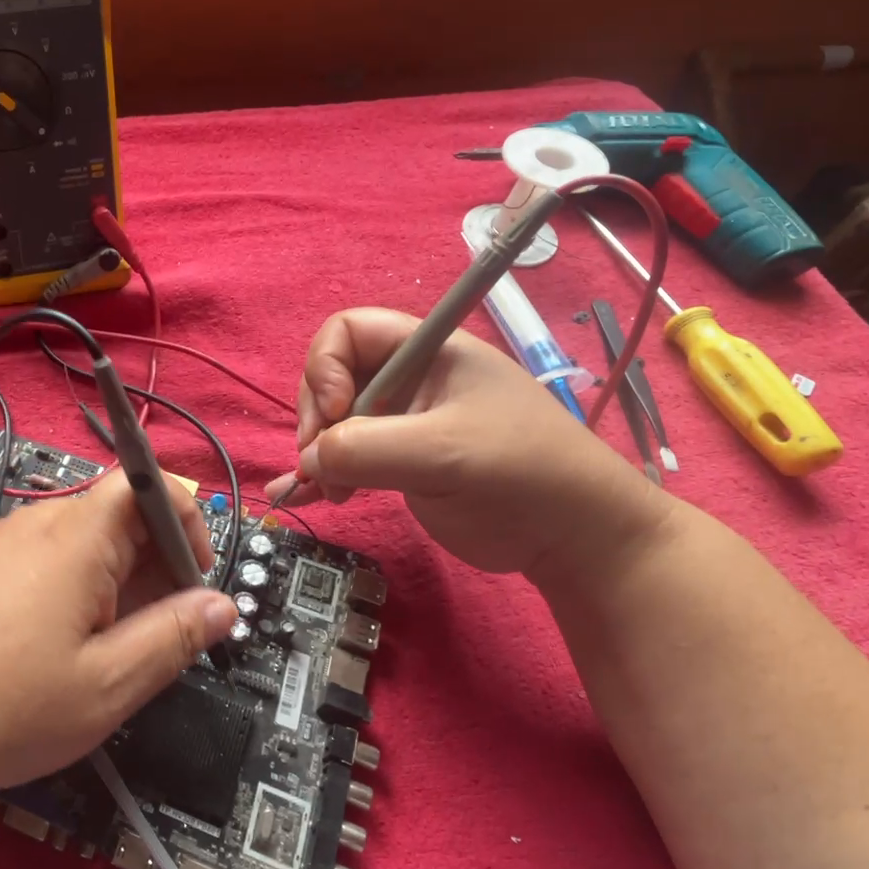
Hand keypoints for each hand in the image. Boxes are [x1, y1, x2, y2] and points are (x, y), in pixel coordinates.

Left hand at [0, 470, 235, 825]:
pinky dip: (70, 587)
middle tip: (154, 632)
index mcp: (73, 537)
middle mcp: (33, 524)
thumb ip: (173, 637)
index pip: (145, 482)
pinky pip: (40, 558)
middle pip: (114, 512)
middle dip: (152, 562)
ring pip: (78, 540)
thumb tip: (222, 605)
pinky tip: (55, 645)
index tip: (195, 581)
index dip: (186, 520)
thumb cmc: (6, 710)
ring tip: (104, 647)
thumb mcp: (107, 685)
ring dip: (112, 579)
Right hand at [269, 308, 671, 576]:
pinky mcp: (398, 463)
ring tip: (330, 492)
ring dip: (317, 454)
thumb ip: (366, 448)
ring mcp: (402, 423)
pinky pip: (343, 459)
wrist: (572, 537)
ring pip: (332, 422)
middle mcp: (409, 380)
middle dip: (317, 419)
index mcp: (427, 353)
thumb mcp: (443, 452)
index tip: (337, 414)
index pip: (347, 331)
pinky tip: (296, 497)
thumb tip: (309, 460)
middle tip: (324, 463)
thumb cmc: (520, 475)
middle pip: (330, 377)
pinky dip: (318, 476)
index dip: (326, 367)